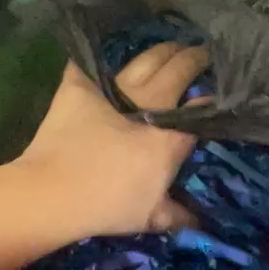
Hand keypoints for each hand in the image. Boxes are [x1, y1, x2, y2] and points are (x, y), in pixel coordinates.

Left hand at [11, 43, 209, 240]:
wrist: (52, 194)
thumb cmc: (108, 205)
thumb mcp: (153, 216)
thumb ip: (181, 215)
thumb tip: (200, 221)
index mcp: (170, 134)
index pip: (202, 106)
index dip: (212, 99)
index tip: (216, 95)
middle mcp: (148, 102)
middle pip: (179, 68)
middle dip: (196, 59)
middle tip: (203, 55)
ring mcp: (113, 89)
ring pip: (147, 58)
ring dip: (164, 52)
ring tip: (172, 49)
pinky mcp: (79, 85)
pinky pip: (95, 61)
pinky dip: (105, 56)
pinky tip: (112, 54)